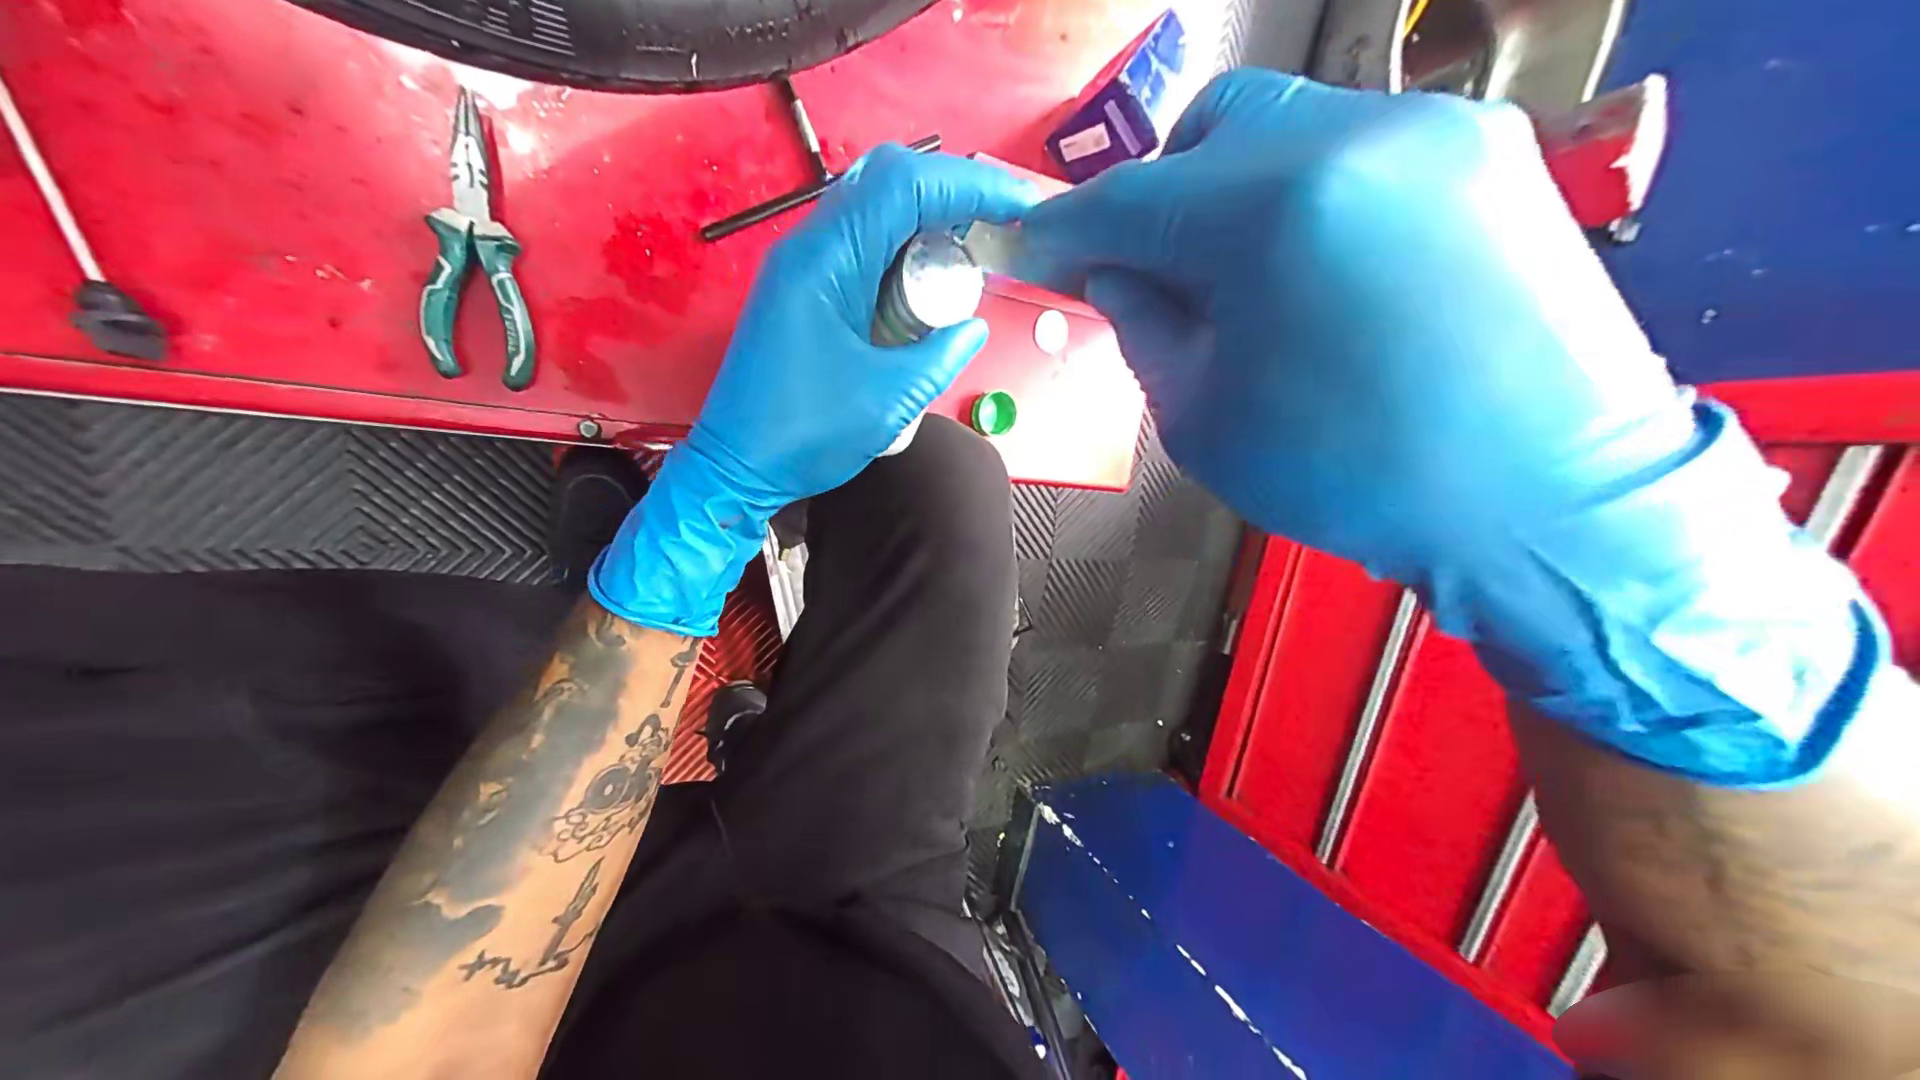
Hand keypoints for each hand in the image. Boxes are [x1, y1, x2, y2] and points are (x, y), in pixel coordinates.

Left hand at [591, 146, 1036, 635]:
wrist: (737, 467)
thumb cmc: (802, 436)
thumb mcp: (887, 401)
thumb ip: (939, 356)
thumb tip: (972, 328)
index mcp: (824, 262)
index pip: (903, 187)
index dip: (968, 184)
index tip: (1015, 202)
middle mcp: (809, 249)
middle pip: (886, 183)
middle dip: (951, 193)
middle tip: (997, 221)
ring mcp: (803, 268)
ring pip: (874, 212)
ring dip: (927, 221)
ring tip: (972, 247)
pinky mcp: (805, 291)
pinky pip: (862, 248)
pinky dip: (903, 252)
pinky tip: (928, 278)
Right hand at [1022, 70, 1874, 785]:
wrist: (1539, 499)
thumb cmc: (1351, 476)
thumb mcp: (1202, 418)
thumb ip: (1142, 326)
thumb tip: (1116, 272)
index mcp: (1272, 215)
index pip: (1127, 201)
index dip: (1067, 230)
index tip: (1036, 252)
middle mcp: (1355, 138)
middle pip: (1202, 131)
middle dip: (1153, 200)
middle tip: (1143, 270)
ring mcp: (1431, 133)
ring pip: (1279, 125)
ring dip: (1225, 193)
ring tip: (1231, 276)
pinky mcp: (1482, 151)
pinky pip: (1348, 149)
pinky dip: (1297, 196)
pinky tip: (1305, 268)